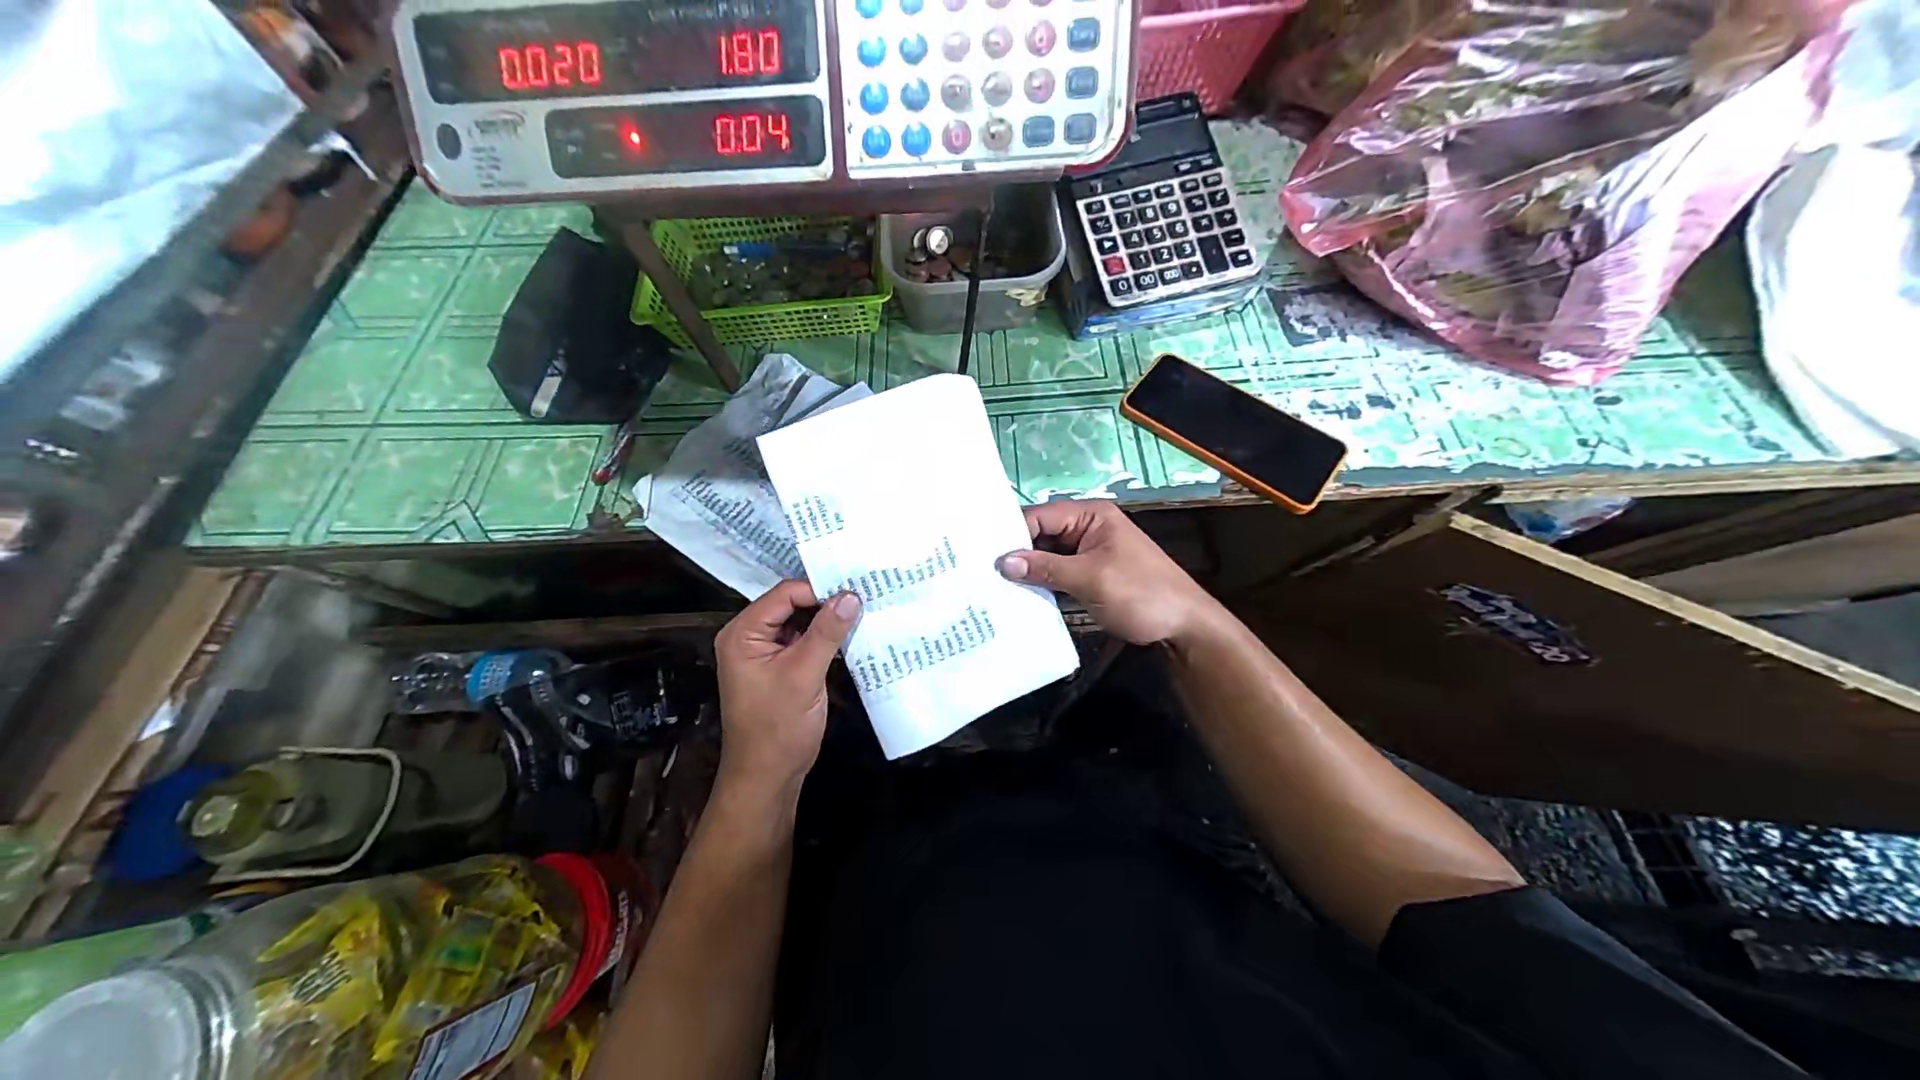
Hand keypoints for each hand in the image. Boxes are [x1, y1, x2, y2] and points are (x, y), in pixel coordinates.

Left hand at [713, 580, 861, 793]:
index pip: (784, 594)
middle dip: (826, 601)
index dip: (819, 590)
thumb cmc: (778, 727)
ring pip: (800, 622)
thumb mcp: (804, 674)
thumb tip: (852, 595)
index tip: (856, 591)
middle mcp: (749, 637)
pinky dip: (825, 638)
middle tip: (864, 595)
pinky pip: (803, 641)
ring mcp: (764, 653)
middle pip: (791, 605)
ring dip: (827, 619)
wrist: (768, 777)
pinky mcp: (780, 667)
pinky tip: (851, 635)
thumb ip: (827, 632)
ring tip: (863, 611)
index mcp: (743, 633)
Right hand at [997, 500, 1223, 645]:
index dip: (1014, 534)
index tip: (983, 554)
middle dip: (1017, 554)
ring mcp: (1089, 555)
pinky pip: (1057, 576)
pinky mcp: (1089, 578)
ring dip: (1027, 572)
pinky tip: (1017, 598)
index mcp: (1092, 517)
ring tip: (992, 586)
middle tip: (981, 571)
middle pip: (1041, 536)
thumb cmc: (1141, 593)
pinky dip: (1041, 586)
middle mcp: (1088, 530)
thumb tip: (1002, 562)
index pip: (1042, 516)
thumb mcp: (1090, 578)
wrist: (1184, 627)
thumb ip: (1045, 569)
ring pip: (1047, 558)